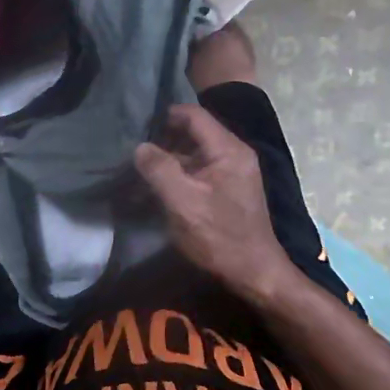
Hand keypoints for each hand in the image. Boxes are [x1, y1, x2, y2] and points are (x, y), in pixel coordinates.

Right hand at [134, 105, 301, 302]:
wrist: (254, 274)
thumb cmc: (219, 237)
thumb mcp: (183, 202)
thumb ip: (159, 170)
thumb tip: (140, 147)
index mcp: (228, 150)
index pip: (193, 115)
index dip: (165, 117)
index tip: (138, 129)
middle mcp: (234, 154)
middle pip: (194, 132)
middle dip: (164, 140)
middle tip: (135, 153)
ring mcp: (233, 172)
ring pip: (194, 153)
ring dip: (169, 160)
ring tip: (141, 172)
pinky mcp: (229, 189)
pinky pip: (200, 170)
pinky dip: (180, 175)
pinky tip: (159, 189)